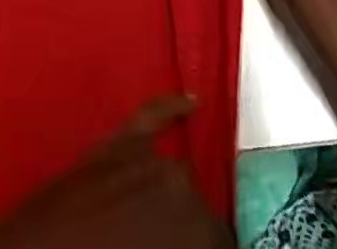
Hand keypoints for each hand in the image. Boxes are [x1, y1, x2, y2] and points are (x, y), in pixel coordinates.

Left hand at [0, 96, 229, 248]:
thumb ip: (175, 245)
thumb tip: (180, 238)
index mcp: (190, 228)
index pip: (219, 239)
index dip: (210, 248)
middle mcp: (178, 185)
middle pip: (198, 212)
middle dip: (187, 235)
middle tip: (165, 243)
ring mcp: (146, 160)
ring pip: (179, 175)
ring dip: (173, 200)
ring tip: (156, 230)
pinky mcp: (117, 145)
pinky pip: (152, 118)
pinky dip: (172, 108)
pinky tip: (191, 102)